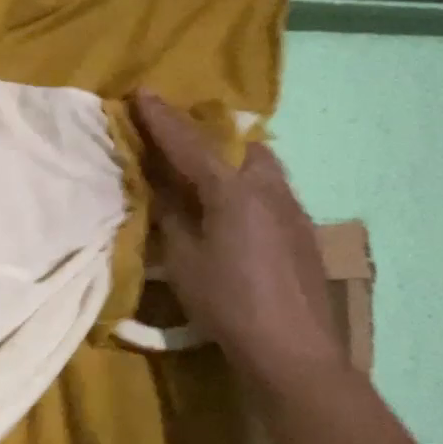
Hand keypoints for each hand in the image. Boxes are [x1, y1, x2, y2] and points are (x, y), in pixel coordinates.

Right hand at [131, 92, 345, 386]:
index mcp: (233, 192)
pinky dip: (242, 187)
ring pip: (260, 169)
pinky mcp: (301, 234)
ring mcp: (292, 212)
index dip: (162, 120)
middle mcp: (268, 191)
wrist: (292, 349)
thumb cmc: (226, 300)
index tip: (141, 94)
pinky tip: (226, 211)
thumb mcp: (181, 257)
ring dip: (229, 162)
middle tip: (175, 137)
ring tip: (199, 173)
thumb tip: (160, 188)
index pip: (189, 145)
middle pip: (240, 147)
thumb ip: (170, 215)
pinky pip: (268, 192)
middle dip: (208, 136)